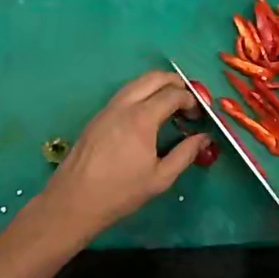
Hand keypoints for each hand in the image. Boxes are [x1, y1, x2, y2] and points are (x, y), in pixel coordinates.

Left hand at [37, 70, 210, 243]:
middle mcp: (124, 105)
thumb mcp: (160, 178)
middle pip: (154, 77)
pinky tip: (147, 114)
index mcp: (142, 118)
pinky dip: (141, 93)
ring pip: (136, 82)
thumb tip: (204, 138)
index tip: (199, 114)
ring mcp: (107, 108)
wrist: (74, 200)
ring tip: (170, 105)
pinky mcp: (97, 116)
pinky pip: (124, 93)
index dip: (191, 99)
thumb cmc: (120, 192)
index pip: (173, 94)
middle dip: (176, 82)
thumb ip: (185, 154)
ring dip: (157, 85)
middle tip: (189, 100)